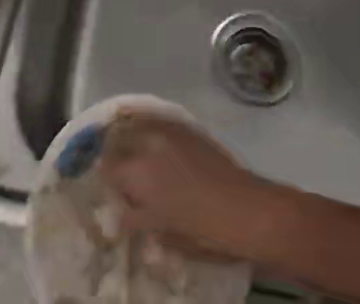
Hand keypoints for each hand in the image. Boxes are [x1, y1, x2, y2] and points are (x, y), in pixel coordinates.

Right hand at [97, 112, 275, 260]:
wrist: (252, 212)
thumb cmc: (208, 233)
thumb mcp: (167, 235)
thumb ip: (139, 220)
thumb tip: (123, 215)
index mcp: (138, 175)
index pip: (107, 169)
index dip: (107, 179)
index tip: (113, 190)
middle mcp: (147, 147)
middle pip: (119, 145)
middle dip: (118, 158)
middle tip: (125, 176)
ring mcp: (167, 133)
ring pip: (137, 130)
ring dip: (132, 141)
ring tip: (138, 156)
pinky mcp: (186, 129)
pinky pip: (158, 124)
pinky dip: (151, 131)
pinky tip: (158, 145)